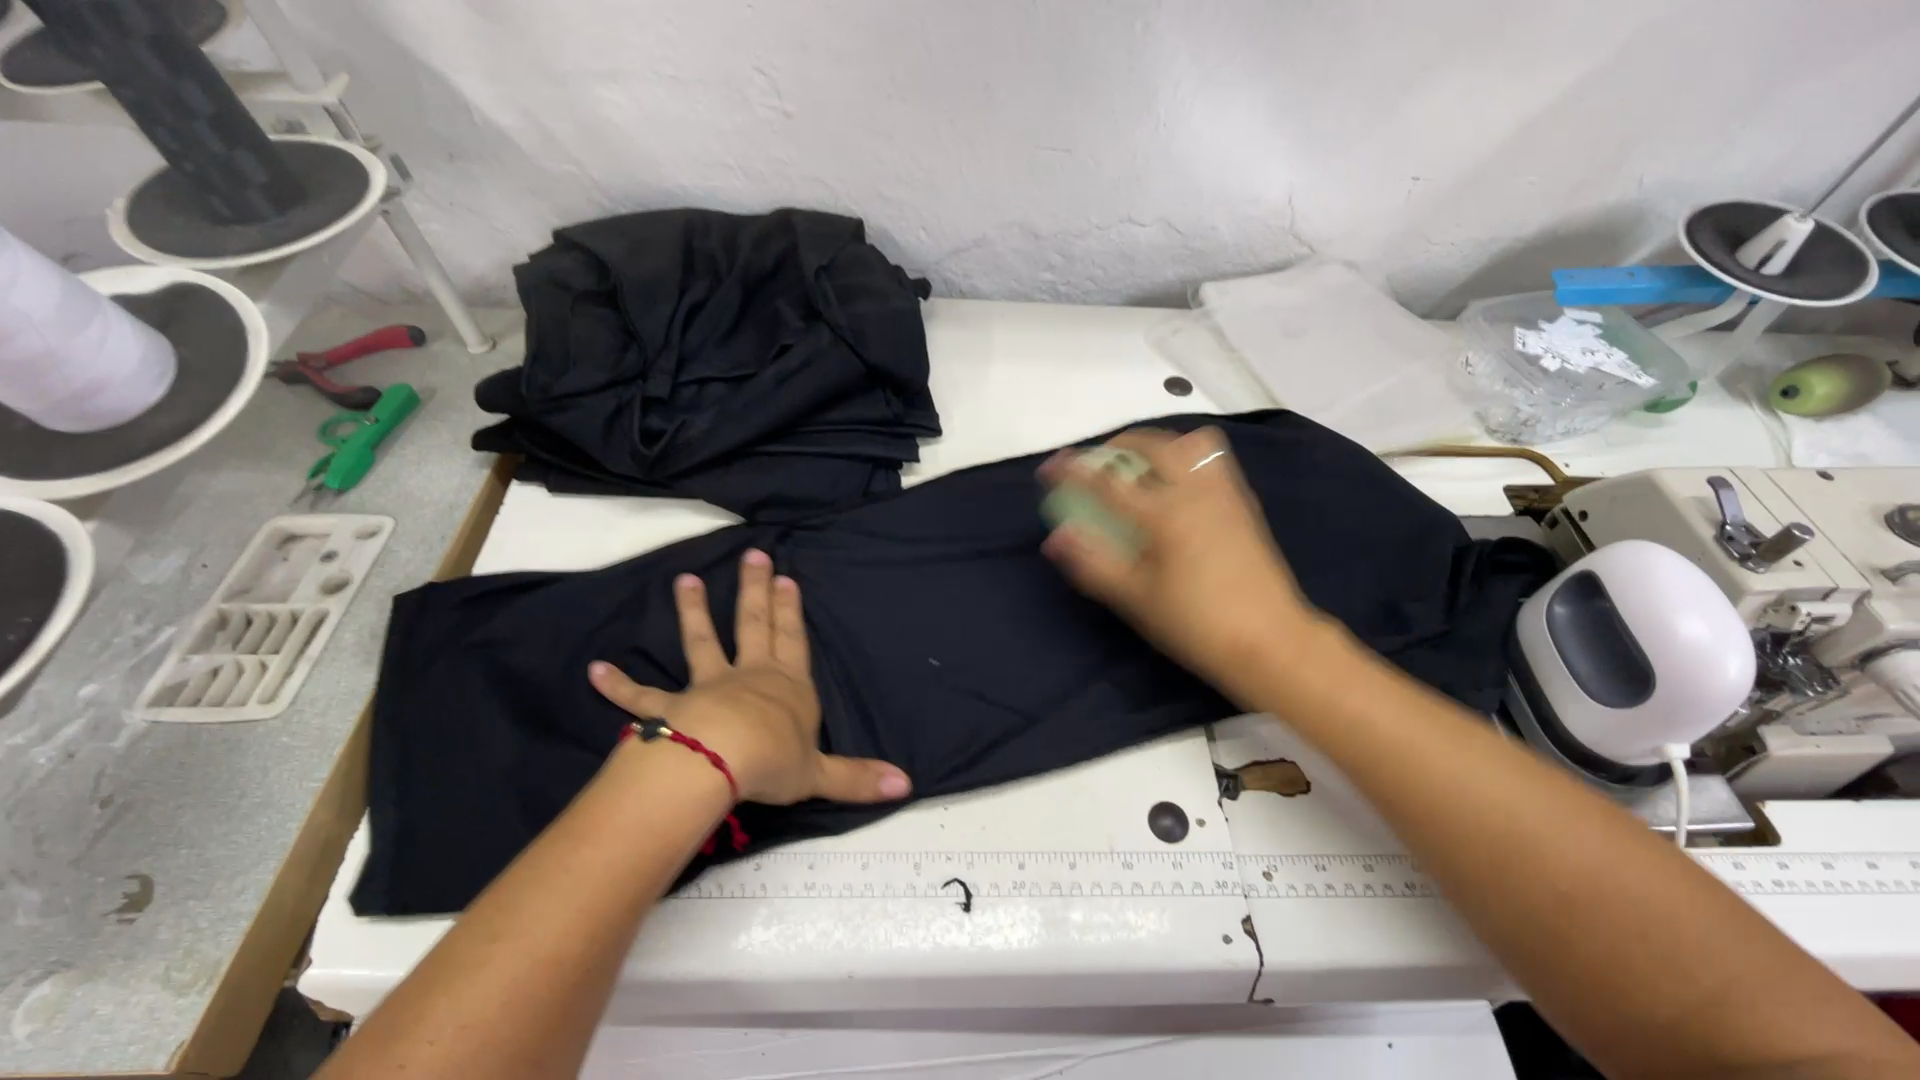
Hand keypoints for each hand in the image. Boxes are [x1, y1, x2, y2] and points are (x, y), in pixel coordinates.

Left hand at [588, 549, 911, 805]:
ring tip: (683, 581)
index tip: (785, 577)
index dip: (791, 610)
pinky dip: (619, 684)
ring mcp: (707, 688)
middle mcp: (749, 677)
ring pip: (700, 643)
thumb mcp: (822, 774)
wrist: (721, 760)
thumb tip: (905, 786)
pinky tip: (596, 669)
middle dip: (754, 591)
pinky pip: (642, 695)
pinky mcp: (671, 708)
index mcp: (788, 688)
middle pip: (754, 625)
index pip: (793, 640)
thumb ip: (858, 778)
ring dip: (692, 612)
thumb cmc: (775, 761)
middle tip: (751, 556)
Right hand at [1039, 427, 1328, 700]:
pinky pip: (1212, 461)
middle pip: (1153, 444)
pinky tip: (1175, 488)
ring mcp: (1225, 494)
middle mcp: (1196, 491)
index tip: (1051, 467)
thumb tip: (1057, 537)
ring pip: (1191, 443)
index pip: (1109, 481)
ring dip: (1158, 445)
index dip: (1075, 471)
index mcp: (1165, 514)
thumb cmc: (1195, 625)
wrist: (1270, 641)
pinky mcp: (1244, 505)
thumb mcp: (1135, 599)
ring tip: (1140, 467)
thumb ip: (1093, 564)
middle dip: (1119, 445)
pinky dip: (1185, 459)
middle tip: (1098, 463)